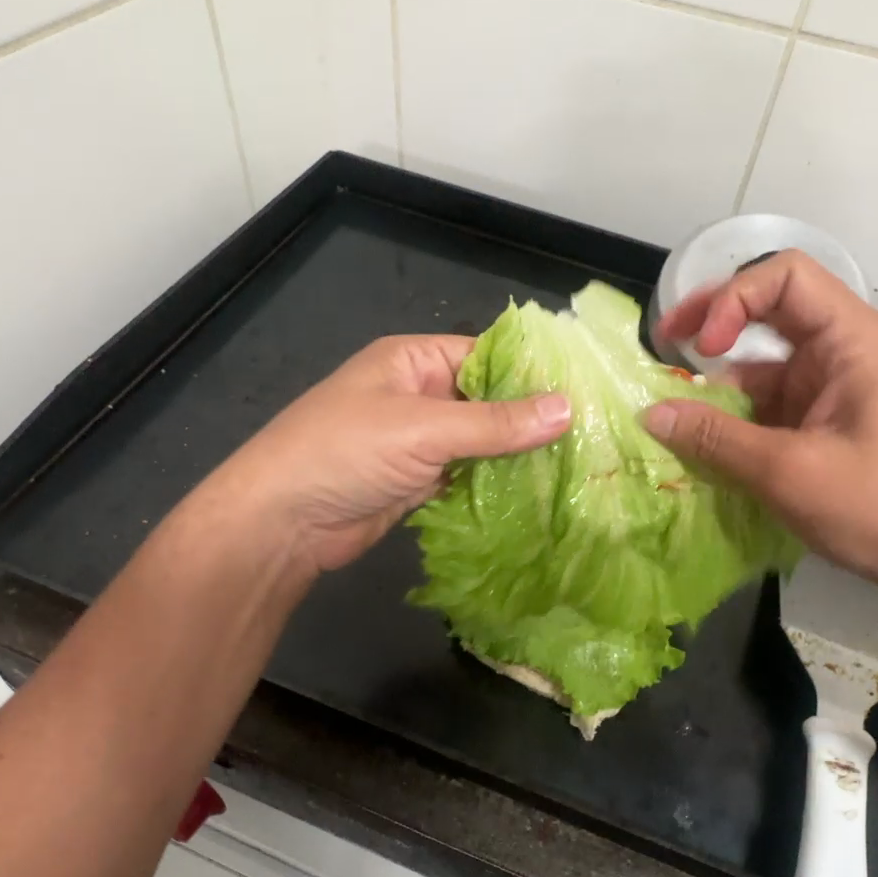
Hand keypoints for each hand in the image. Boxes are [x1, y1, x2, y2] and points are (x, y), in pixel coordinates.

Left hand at [208, 335, 570, 571]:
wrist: (281, 522)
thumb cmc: (344, 452)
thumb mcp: (423, 429)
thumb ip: (495, 423)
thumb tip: (568, 409)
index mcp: (415, 361)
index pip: (488, 355)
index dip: (534, 372)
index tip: (589, 390)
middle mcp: (420, 394)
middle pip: (488, 400)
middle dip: (532, 418)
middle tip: (596, 434)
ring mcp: (419, 441)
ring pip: (481, 441)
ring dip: (518, 454)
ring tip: (581, 466)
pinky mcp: (419, 481)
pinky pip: (468, 474)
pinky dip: (496, 483)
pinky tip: (539, 493)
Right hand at [643, 251, 877, 589]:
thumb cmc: (874, 508)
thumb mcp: (785, 471)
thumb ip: (714, 438)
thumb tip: (648, 415)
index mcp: (855, 341)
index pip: (787, 277)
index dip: (735, 298)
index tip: (705, 348)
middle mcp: (845, 349)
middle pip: (773, 306)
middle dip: (716, 320)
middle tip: (667, 339)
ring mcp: (835, 383)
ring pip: (765, 357)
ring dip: (721, 375)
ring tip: (676, 404)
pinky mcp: (824, 416)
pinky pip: (771, 396)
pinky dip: (735, 410)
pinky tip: (704, 435)